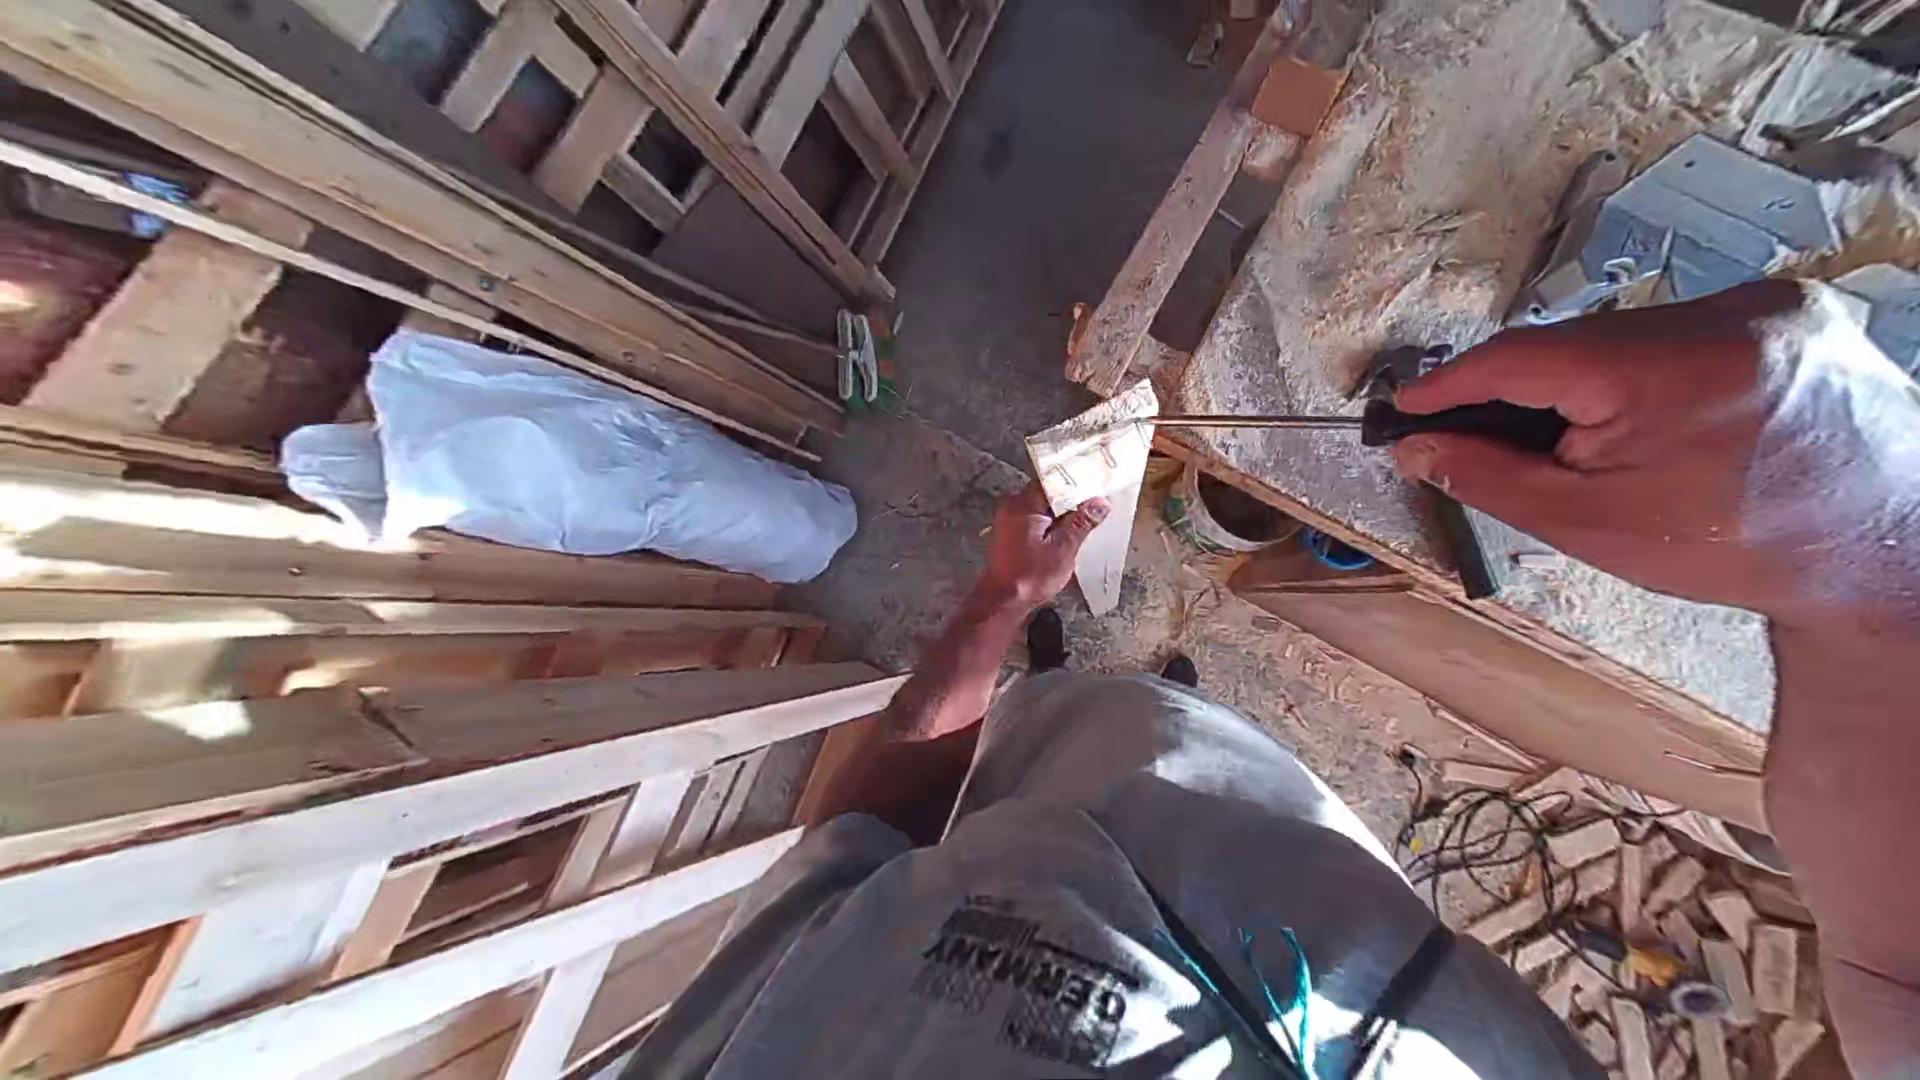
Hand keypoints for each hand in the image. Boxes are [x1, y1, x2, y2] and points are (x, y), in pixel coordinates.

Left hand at [976, 483, 1109, 612]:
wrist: (1003, 602)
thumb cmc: (1031, 575)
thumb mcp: (1063, 549)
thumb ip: (1081, 523)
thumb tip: (1100, 502)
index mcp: (1023, 504)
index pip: (1052, 480)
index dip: (1076, 482)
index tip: (1097, 483)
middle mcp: (1012, 507)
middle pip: (1047, 494)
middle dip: (1072, 499)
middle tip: (1098, 502)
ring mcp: (1009, 521)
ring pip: (1042, 509)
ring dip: (1062, 515)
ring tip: (1089, 518)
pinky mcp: (1011, 535)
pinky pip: (1035, 521)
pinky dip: (1051, 525)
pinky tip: (1068, 534)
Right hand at [1390, 280, 1919, 626]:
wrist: (1891, 550)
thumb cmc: (1727, 546)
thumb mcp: (1578, 520)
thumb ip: (1481, 475)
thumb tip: (1413, 447)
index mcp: (1677, 370)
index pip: (1522, 356)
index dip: (1450, 380)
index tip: (1404, 403)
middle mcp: (1730, 316)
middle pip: (1564, 342)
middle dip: (1503, 387)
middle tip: (1460, 430)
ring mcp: (1767, 306)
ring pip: (1606, 335)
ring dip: (1555, 380)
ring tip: (1538, 431)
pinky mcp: (1784, 312)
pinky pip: (1654, 333)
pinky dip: (1608, 370)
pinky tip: (1605, 412)